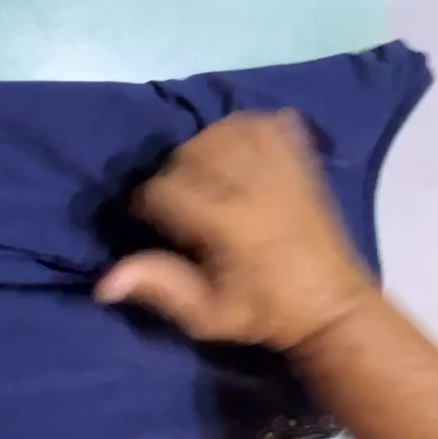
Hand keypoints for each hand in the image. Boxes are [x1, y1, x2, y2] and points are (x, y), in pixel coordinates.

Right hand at [94, 110, 377, 349]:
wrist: (332, 307)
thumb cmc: (265, 314)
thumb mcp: (207, 316)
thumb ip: (160, 288)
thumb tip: (104, 282)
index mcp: (229, 225)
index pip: (165, 189)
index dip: (147, 204)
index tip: (153, 224)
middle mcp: (254, 187)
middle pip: (190, 152)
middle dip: (173, 174)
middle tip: (179, 205)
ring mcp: (282, 169)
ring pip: (223, 130)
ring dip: (202, 147)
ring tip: (203, 177)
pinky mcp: (302, 162)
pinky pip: (265, 122)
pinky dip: (242, 127)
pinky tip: (233, 149)